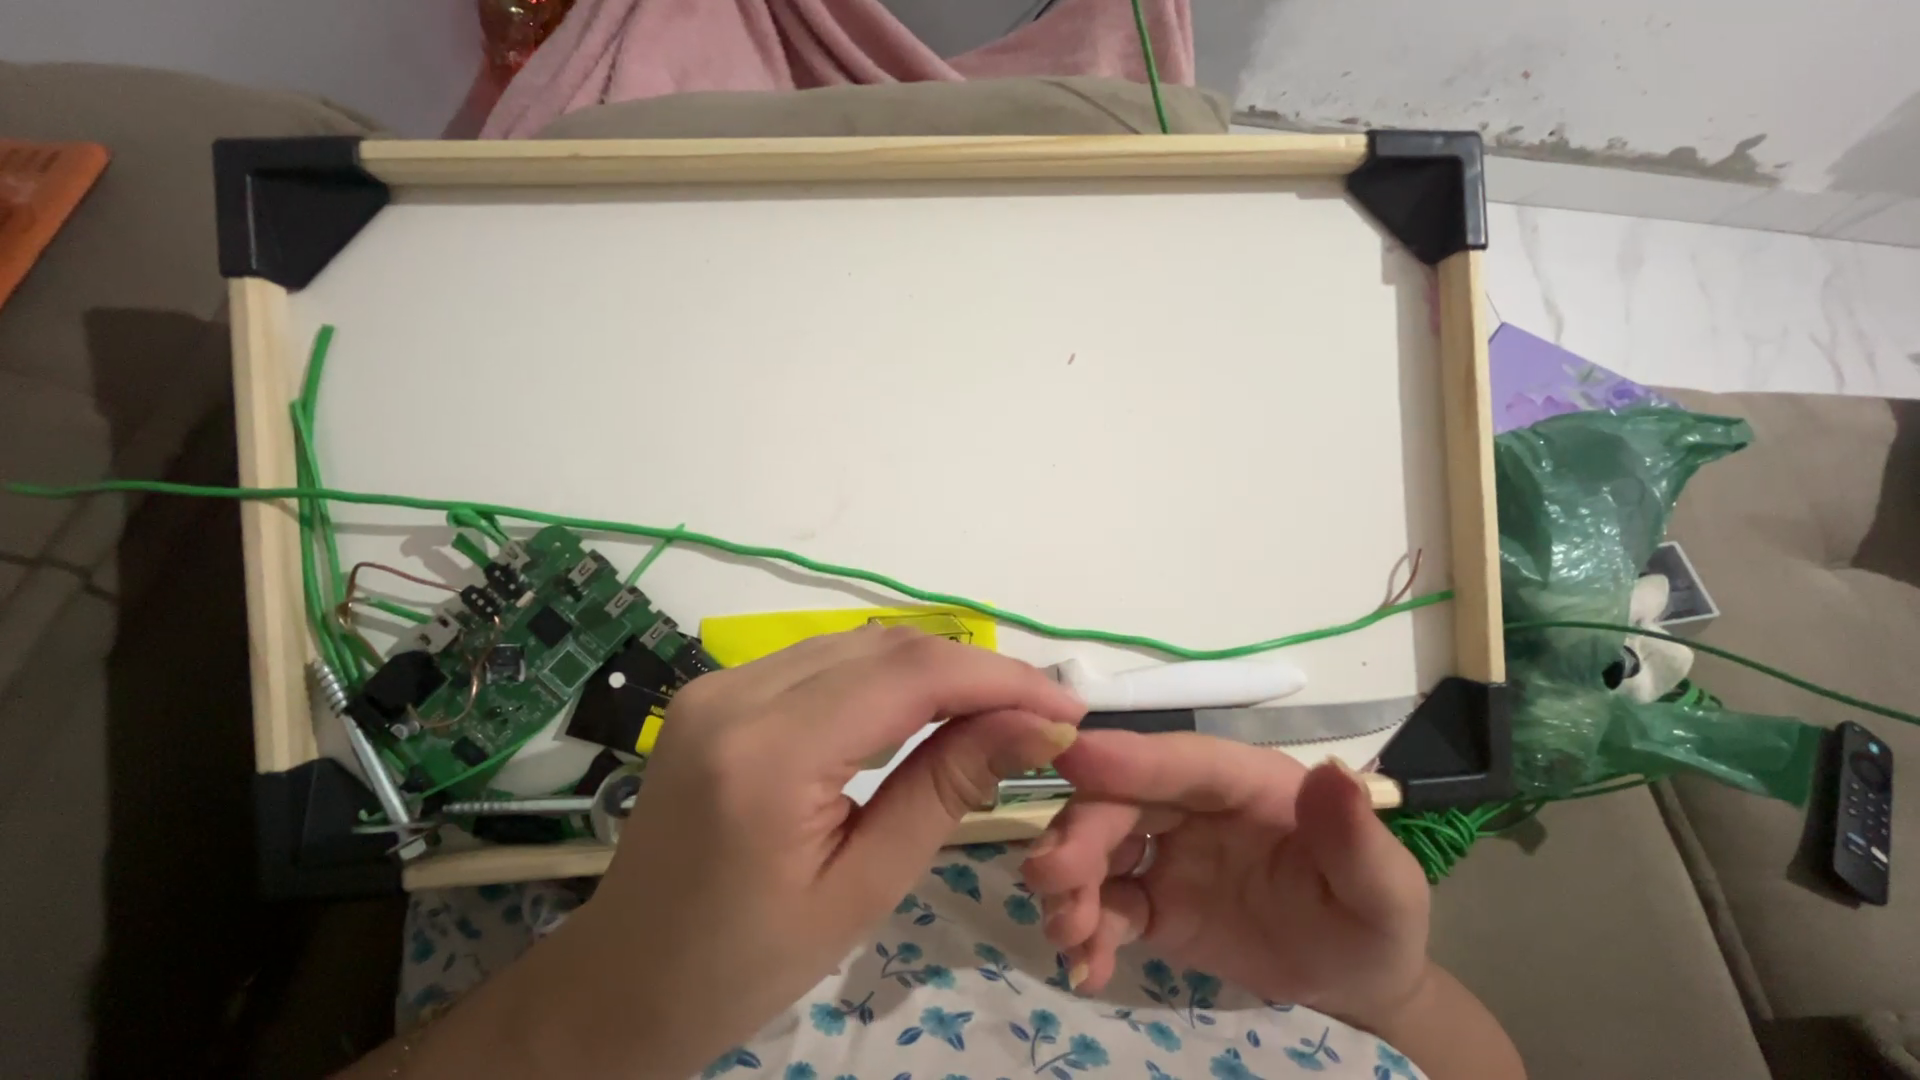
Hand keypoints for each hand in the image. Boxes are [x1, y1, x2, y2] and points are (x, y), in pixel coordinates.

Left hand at [565, 627, 1084, 1077]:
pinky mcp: (716, 691)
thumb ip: (947, 788)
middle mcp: (734, 695)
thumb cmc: (746, 964)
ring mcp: (718, 685)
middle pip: (886, 646)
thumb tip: (1036, 725)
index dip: (1000, 680)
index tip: (1068, 707)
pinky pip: (823, 661)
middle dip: (976, 670)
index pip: (908, 677)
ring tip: (997, 712)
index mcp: (767, 757)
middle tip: (1042, 714)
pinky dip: (887, 677)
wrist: (624, 981)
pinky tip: (925, 710)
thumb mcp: (864, 888)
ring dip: (936, 669)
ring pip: (857, 645)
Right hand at [1020, 731, 1430, 1027]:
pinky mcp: (1150, 901)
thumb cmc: (1373, 920)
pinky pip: (1105, 906)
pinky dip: (1085, 931)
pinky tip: (1087, 968)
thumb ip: (1356, 838)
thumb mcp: (1385, 889)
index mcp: (1242, 782)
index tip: (1071, 757)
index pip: (1180, 761)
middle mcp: (1192, 805)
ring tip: (1068, 934)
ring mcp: (1164, 852)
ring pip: (1097, 846)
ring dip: (1068, 881)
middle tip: (1049, 878)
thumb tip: (1331, 774)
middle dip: (1079, 833)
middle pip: (1120, 801)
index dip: (1128, 757)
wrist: (1348, 979)